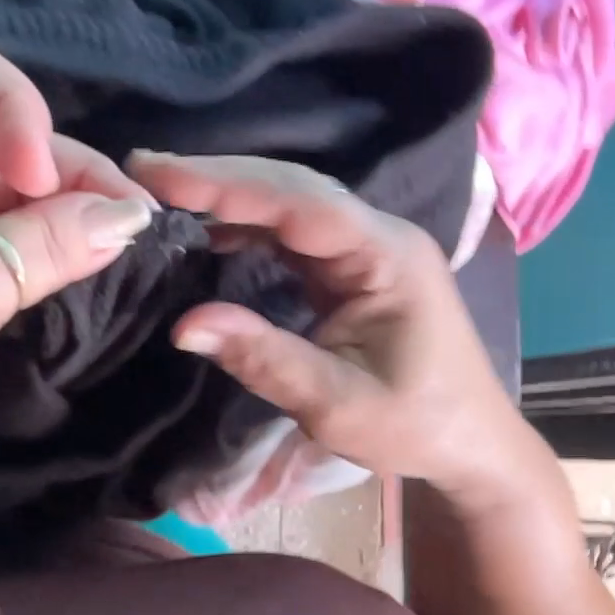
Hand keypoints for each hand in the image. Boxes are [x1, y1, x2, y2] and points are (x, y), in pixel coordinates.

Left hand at [0, 34, 157, 504]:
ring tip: (126, 242)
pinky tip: (95, 265)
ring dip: (72, 213)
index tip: (35, 179)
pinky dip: (55, 252)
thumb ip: (43, 246)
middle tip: (129, 220)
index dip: (12, 106)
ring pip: (15, 195)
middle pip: (1, 135)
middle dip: (65, 169)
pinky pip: (13, 247)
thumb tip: (132, 216)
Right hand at [128, 152, 520, 498]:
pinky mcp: (354, 270)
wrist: (470, 444)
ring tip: (165, 193)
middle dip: (220, 178)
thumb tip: (183, 325)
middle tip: (145, 170)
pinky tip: (210, 233)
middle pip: (293, 189)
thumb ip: (264, 358)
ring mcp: (367, 251)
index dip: (226, 185)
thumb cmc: (416, 425)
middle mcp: (379, 237)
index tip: (157, 173)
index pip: (298, 204)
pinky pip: (295, 236)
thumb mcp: (337, 403)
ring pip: (292, 206)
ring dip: (231, 198)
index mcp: (386, 255)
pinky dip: (249, 229)